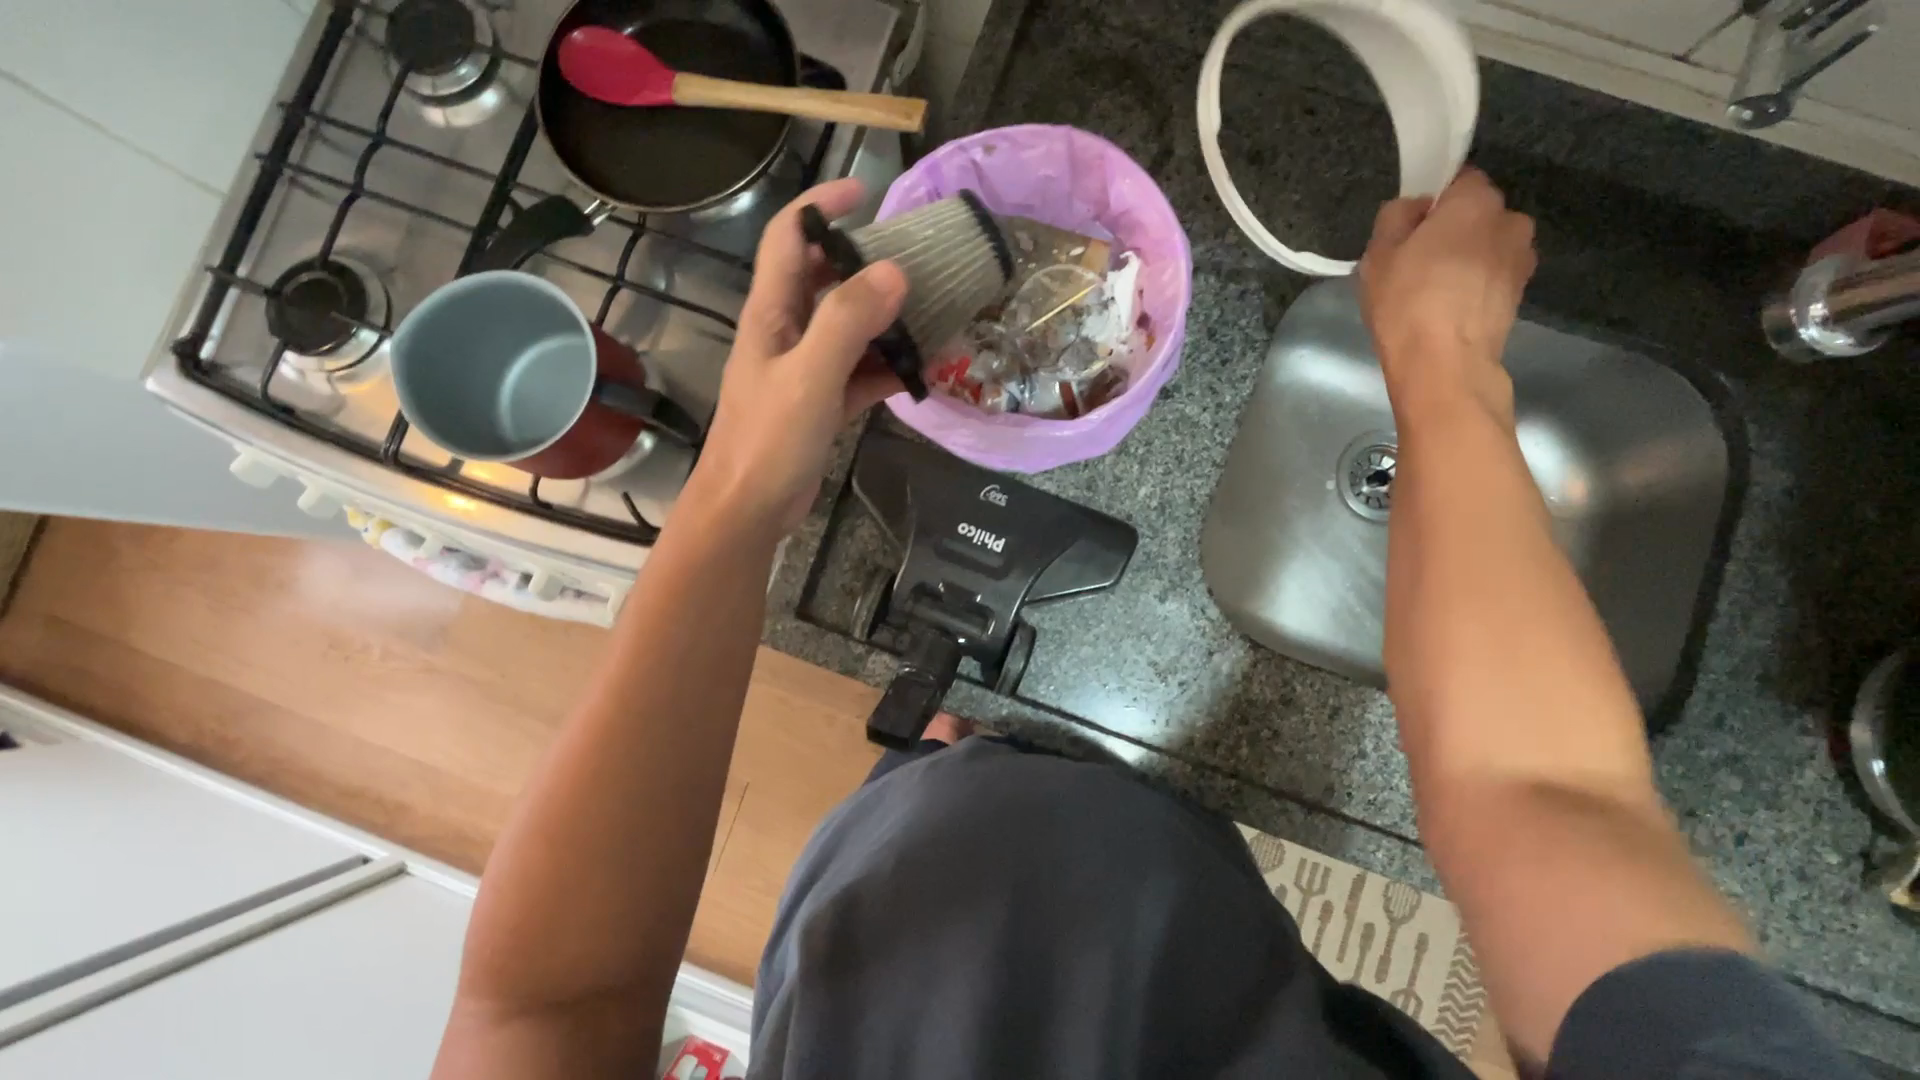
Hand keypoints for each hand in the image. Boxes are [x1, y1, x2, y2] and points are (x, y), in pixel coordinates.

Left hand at [691, 178, 907, 531]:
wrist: (748, 510)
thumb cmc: (769, 439)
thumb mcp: (810, 375)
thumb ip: (847, 320)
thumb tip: (895, 271)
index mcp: (772, 312)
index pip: (790, 236)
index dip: (822, 205)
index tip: (866, 192)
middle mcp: (785, 332)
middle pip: (824, 279)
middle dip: (866, 263)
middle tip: (916, 260)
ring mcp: (803, 370)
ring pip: (847, 328)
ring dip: (884, 320)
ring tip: (931, 314)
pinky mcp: (819, 404)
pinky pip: (858, 373)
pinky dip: (886, 369)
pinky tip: (919, 372)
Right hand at [1357, 168, 1536, 418]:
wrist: (1444, 364)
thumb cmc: (1407, 302)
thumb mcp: (1378, 254)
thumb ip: (1395, 217)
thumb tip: (1416, 208)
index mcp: (1476, 201)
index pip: (1459, 180)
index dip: (1433, 202)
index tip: (1410, 229)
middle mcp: (1510, 220)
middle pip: (1477, 214)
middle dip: (1453, 230)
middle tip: (1416, 263)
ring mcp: (1521, 258)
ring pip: (1487, 246)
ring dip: (1467, 259)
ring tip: (1435, 292)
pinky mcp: (1520, 293)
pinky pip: (1492, 276)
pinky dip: (1475, 286)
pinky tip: (1449, 310)